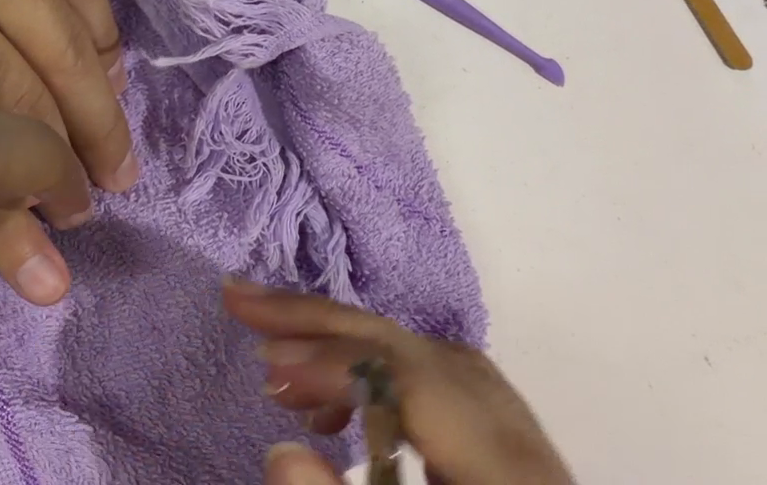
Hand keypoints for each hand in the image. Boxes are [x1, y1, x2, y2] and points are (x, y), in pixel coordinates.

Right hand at [223, 279, 576, 484]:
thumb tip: (281, 450)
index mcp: (509, 482)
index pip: (420, 383)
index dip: (336, 362)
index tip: (262, 370)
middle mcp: (529, 457)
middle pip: (425, 354)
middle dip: (323, 323)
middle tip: (238, 301)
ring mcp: (529, 458)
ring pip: (439, 361)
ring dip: (346, 340)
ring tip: (272, 343)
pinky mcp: (512, 467)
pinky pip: (450, 388)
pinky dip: (379, 371)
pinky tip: (331, 400)